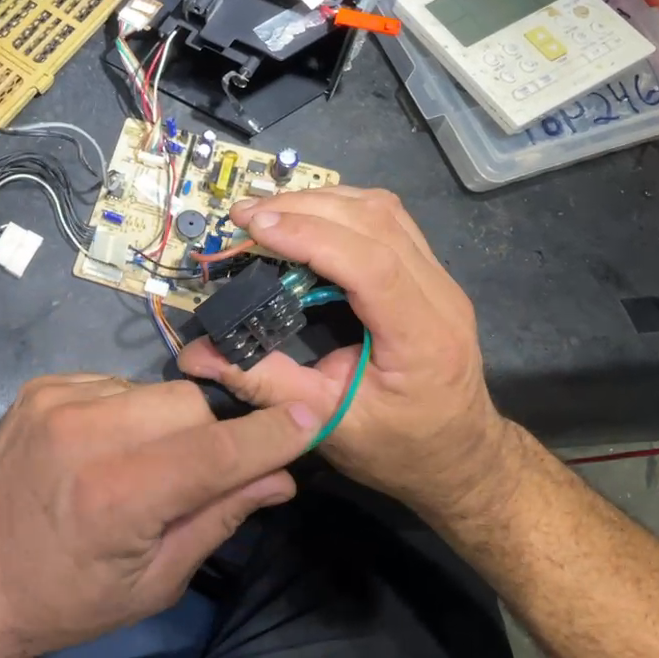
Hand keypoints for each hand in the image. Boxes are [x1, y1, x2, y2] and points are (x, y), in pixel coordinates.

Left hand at [0, 374, 321, 655]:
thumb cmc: (64, 595)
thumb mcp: (152, 582)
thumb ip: (218, 519)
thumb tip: (279, 476)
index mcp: (115, 493)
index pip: (214, 450)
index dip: (269, 435)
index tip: (313, 418)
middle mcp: (86, 430)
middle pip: (189, 404)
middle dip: (211, 434)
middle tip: (201, 475)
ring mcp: (58, 398)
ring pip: (153, 390)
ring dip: (168, 422)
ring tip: (142, 466)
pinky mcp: (42, 384)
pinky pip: (115, 384)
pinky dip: (128, 412)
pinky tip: (106, 448)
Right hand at [176, 187, 520, 522]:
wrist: (460, 458)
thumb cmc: (398, 449)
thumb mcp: (326, 425)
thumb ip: (263, 383)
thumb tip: (197, 355)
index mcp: (421, 339)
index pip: (371, 264)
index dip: (310, 236)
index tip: (254, 226)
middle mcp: (440, 296)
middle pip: (375, 223)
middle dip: (303, 208)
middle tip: (244, 216)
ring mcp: (440, 277)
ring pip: (382, 209)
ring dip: (319, 200)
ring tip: (267, 213)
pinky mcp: (429, 270)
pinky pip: (386, 218)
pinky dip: (339, 207)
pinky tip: (304, 218)